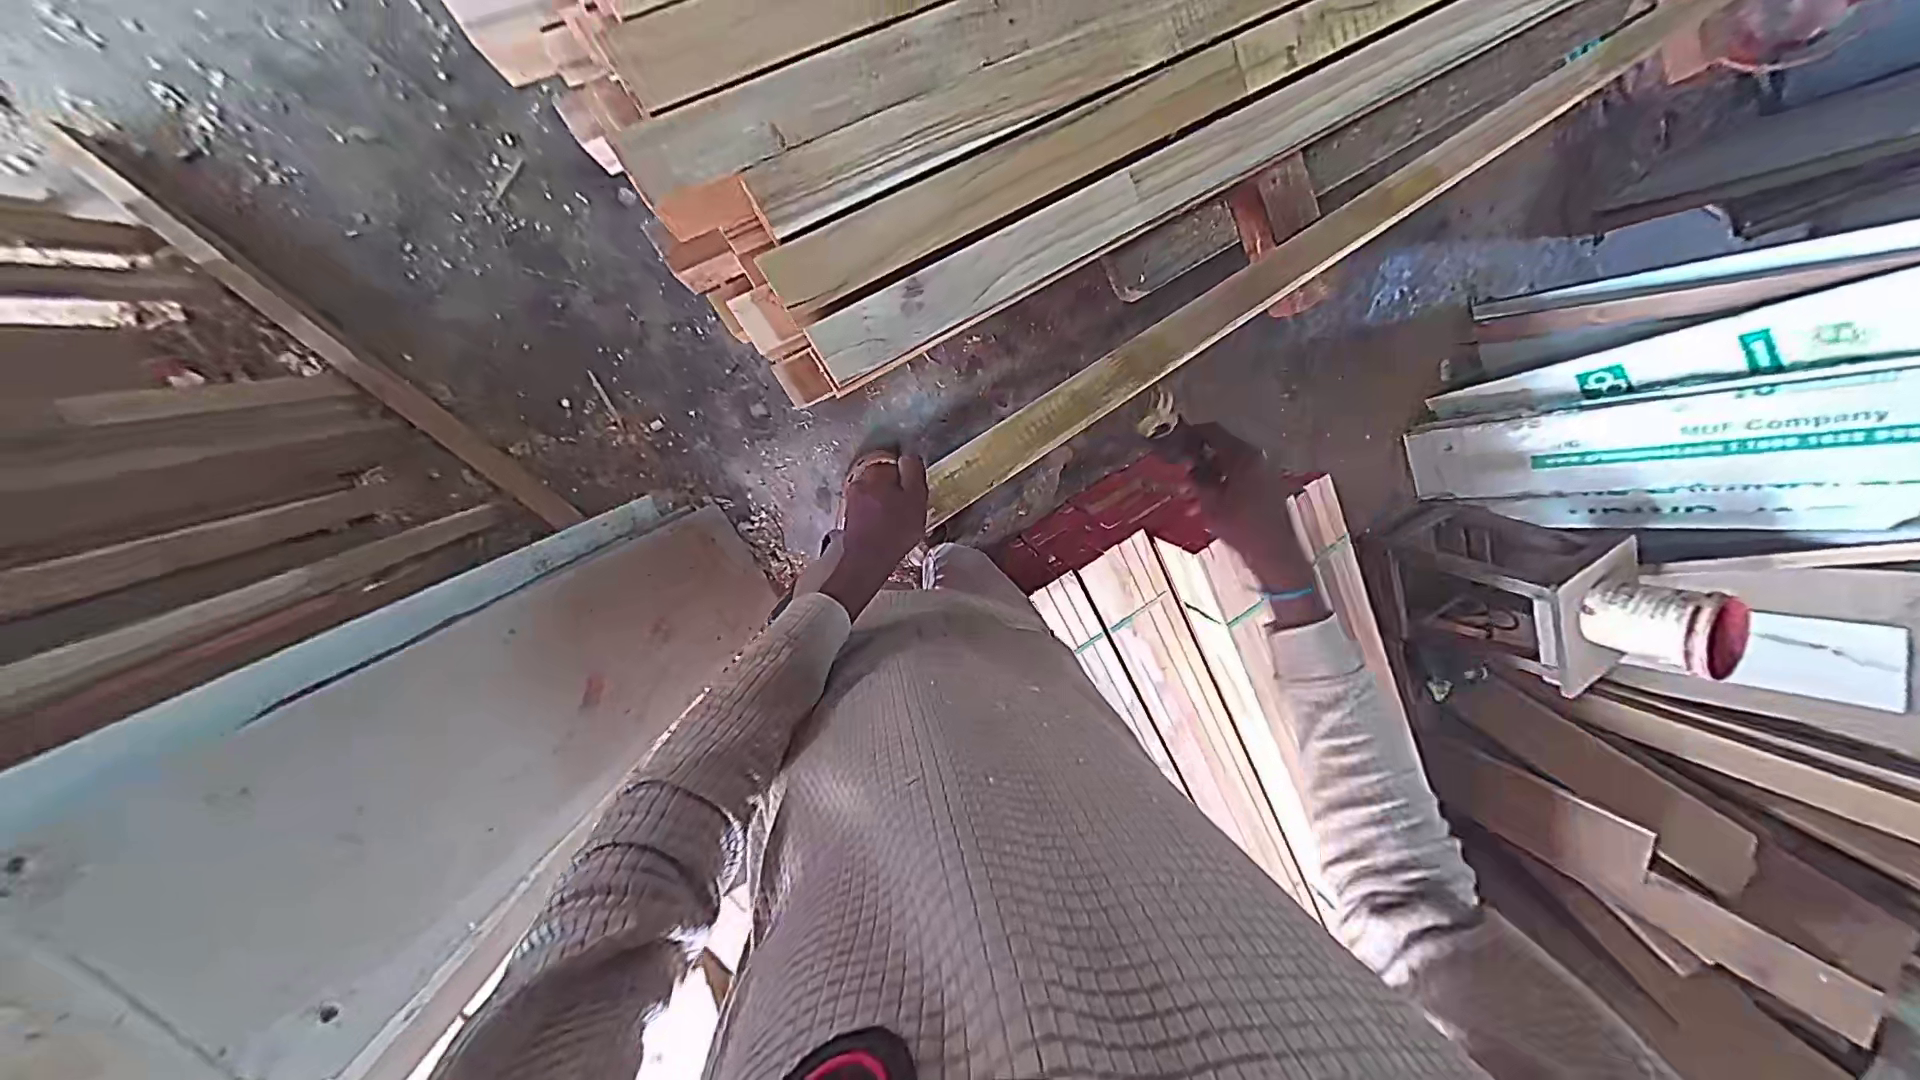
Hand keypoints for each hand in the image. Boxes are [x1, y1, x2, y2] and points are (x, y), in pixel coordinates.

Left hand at [812, 452, 927, 618]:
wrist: (868, 559)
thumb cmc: (896, 529)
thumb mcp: (916, 497)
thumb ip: (913, 472)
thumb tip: (909, 456)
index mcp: (877, 472)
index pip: (895, 462)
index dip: (908, 478)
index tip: (915, 492)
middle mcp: (860, 481)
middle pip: (883, 479)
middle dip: (895, 490)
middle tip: (909, 508)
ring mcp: (852, 499)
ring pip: (875, 495)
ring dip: (886, 504)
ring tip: (899, 521)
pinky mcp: (849, 517)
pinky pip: (868, 510)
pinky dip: (878, 516)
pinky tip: (886, 529)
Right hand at [1160, 423, 1329, 625]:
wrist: (1273, 552)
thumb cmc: (1241, 526)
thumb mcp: (1210, 501)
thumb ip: (1198, 477)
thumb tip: (1189, 464)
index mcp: (1243, 456)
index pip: (1213, 431)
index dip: (1190, 433)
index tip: (1175, 439)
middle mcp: (1257, 459)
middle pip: (1222, 448)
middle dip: (1198, 459)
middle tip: (1181, 470)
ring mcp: (1265, 473)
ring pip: (1230, 465)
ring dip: (1209, 475)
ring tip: (1191, 493)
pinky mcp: (1267, 488)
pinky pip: (1240, 478)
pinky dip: (1223, 484)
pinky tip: (1208, 502)